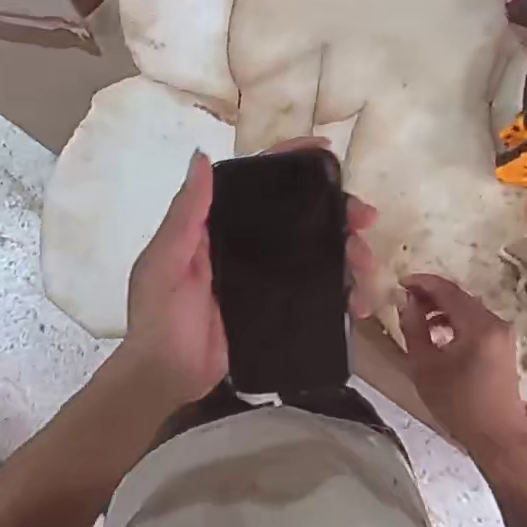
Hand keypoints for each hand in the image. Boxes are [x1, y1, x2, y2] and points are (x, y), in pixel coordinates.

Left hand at [119, 142, 381, 409]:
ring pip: (314, 253)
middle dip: (336, 212)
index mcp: (214, 227)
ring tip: (367, 266)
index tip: (326, 151)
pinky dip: (341, 293)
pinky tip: (360, 302)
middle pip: (296, 217)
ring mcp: (260, 279)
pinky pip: (316, 292)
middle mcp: (241, 246)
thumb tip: (201, 157)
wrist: (166, 375)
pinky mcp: (275, 310)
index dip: (290, 164)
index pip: (254, 185)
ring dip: (347, 252)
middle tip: (365, 218)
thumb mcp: (165, 261)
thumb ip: (185, 214)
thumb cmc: (159, 315)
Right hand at [398, 274, 526, 467]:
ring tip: (416, 319)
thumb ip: (413, 328)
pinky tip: (436, 334)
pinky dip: (453, 320)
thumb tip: (405, 302)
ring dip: (441, 308)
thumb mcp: (424, 365)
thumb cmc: (457, 403)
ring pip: (466, 308)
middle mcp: (495, 324)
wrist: (497, 435)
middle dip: (430, 295)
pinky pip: (474, 321)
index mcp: (478, 327)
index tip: (399, 283)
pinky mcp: (502, 345)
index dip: (422, 283)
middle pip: (459, 296)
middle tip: (404, 300)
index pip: (448, 291)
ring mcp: (502, 334)